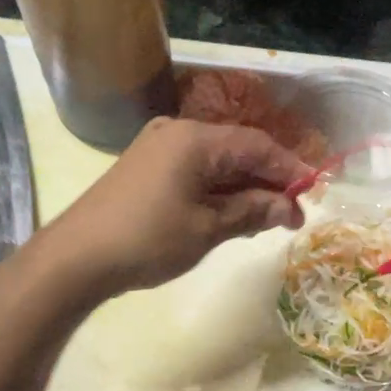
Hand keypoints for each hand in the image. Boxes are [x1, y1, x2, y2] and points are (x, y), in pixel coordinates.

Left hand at [41, 117, 312, 294]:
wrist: (78, 257)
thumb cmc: (148, 240)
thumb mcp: (208, 228)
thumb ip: (252, 211)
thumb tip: (289, 208)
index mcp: (195, 139)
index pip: (258, 146)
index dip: (290, 170)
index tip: (313, 197)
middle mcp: (177, 133)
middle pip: (238, 150)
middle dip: (268, 182)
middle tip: (292, 216)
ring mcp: (158, 149)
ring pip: (217, 163)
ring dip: (244, 188)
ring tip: (267, 220)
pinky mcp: (147, 168)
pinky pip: (196, 172)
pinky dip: (219, 191)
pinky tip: (233, 215)